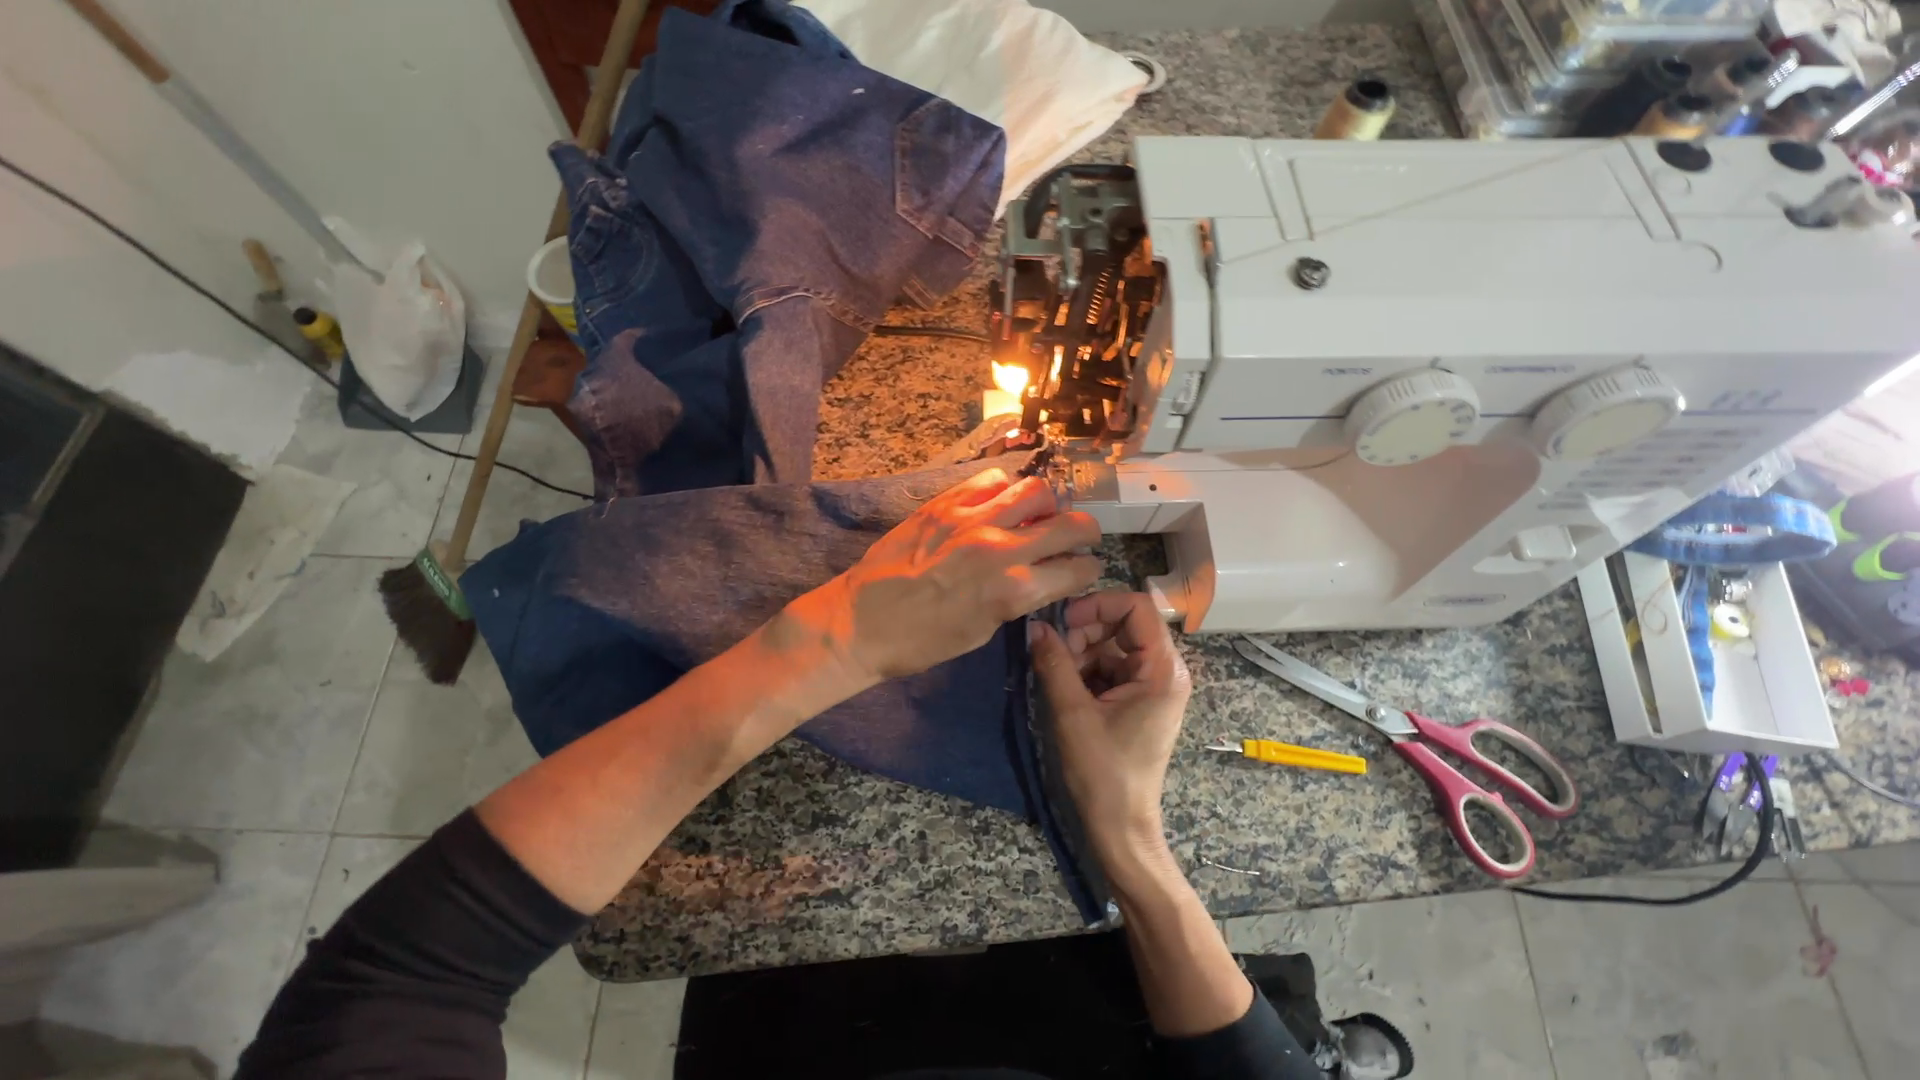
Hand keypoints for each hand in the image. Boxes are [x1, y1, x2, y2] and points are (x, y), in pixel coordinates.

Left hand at [798, 467, 1101, 684]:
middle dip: (1087, 530)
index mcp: (1014, 591)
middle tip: (1082, 535)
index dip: (1089, 568)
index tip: (1086, 567)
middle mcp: (1002, 549)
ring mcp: (972, 520)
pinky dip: (1006, 489)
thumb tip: (1039, 577)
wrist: (862, 623)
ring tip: (1039, 513)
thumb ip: (1017, 599)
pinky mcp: (945, 503)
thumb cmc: (922, 642)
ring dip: (1048, 503)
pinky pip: (991, 480)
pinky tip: (1000, 502)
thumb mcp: (983, 631)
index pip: (1077, 568)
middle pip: (1070, 523)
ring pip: (1035, 490)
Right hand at [1030, 590, 1190, 868]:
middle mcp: (1165, 672)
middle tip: (1052, 652)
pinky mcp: (1137, 703)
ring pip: (1112, 646)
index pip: (1137, 606)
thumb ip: (1054, 662)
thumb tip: (1035, 626)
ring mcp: (1152, 688)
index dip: (1097, 604)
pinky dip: (1085, 672)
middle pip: (1124, 624)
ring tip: (1054, 675)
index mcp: (1163, 670)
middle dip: (1084, 631)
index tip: (1062, 622)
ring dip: (1080, 653)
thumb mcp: (1072, 713)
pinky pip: (1110, 669)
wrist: (1119, 827)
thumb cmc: (1101, 772)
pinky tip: (1063, 689)